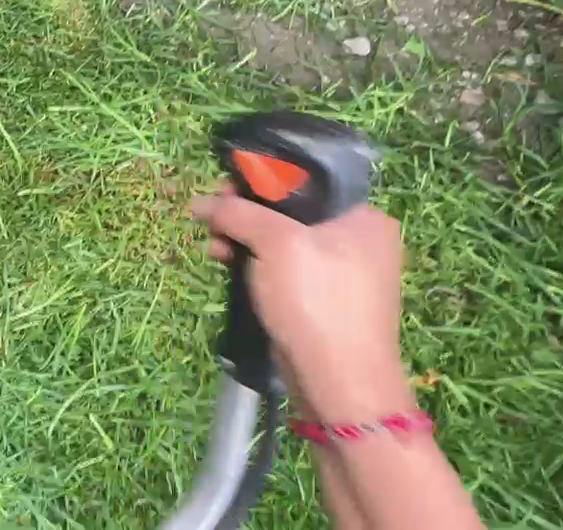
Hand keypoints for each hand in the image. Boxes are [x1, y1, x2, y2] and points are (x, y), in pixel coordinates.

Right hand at [191, 188, 412, 419]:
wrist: (339, 382)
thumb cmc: (316, 301)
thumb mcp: (274, 242)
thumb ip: (236, 212)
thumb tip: (200, 203)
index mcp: (363, 218)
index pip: (303, 180)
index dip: (258, 179)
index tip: (225, 189)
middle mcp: (355, 238)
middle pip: (283, 207)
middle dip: (242, 212)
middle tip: (214, 220)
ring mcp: (337, 269)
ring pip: (274, 236)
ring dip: (238, 237)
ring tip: (215, 248)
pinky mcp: (317, 294)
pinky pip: (276, 262)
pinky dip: (249, 260)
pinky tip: (225, 263)